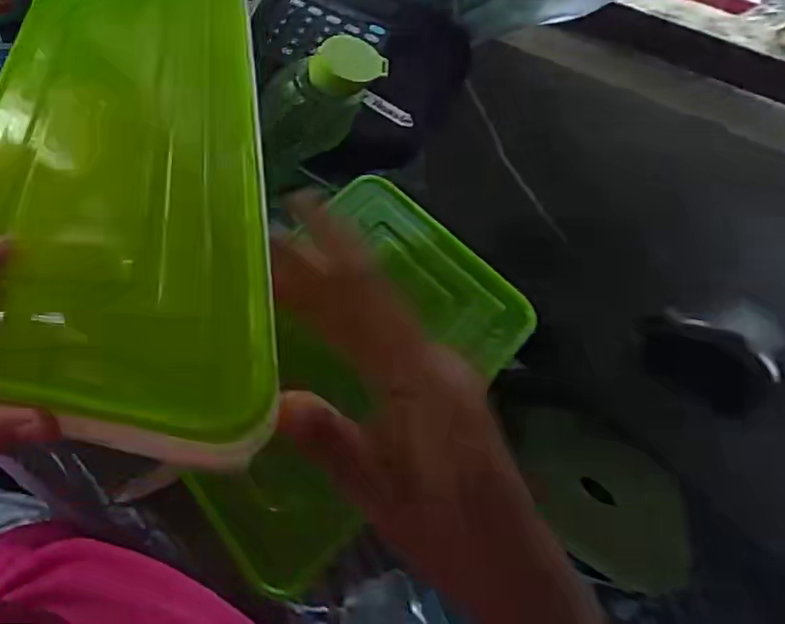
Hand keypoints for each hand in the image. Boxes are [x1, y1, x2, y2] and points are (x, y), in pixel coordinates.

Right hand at [271, 192, 600, 623]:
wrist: (518, 576)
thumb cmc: (448, 532)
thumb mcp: (381, 495)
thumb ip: (331, 442)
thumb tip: (274, 398)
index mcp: (420, 377)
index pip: (366, 295)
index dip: (331, 246)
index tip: (298, 207)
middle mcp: (429, 360)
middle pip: (364, 292)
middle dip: (315, 254)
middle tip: (267, 226)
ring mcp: (432, 369)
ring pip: (369, 306)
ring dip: (324, 276)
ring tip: (280, 251)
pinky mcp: (429, 383)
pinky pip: (374, 327)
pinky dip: (337, 303)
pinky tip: (314, 300)